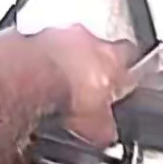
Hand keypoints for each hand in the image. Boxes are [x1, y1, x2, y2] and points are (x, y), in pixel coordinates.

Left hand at [32, 26, 135, 146]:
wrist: (33, 77)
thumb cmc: (69, 95)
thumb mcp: (100, 126)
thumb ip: (108, 122)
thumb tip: (106, 130)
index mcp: (110, 56)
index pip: (129, 53)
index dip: (129, 63)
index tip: (127, 70)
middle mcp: (86, 37)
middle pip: (96, 46)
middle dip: (93, 63)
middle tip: (90, 83)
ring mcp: (59, 32)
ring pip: (69, 43)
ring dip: (68, 58)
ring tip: (63, 81)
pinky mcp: (36, 34)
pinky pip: (45, 44)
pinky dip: (46, 57)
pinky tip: (43, 75)